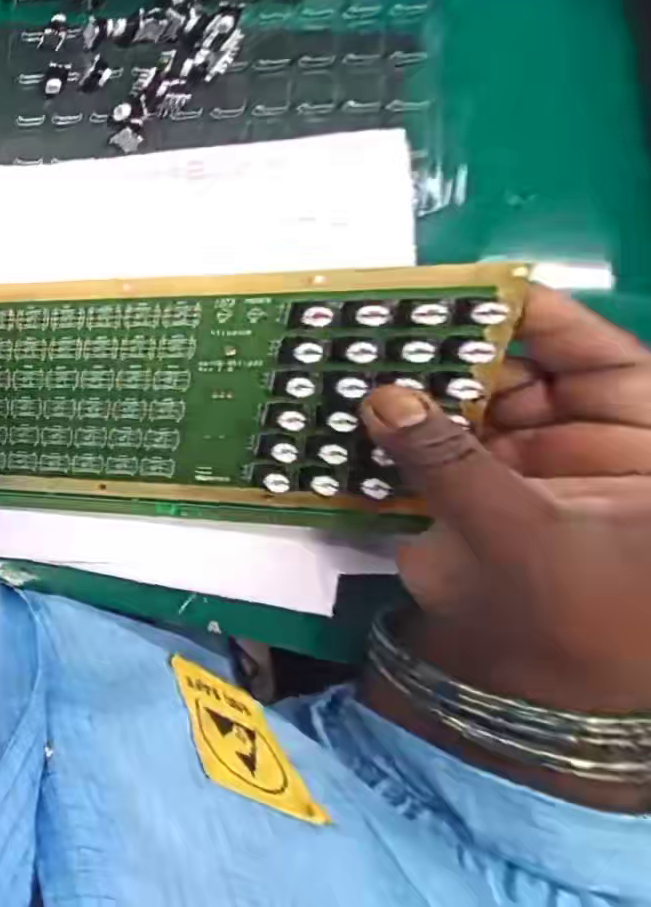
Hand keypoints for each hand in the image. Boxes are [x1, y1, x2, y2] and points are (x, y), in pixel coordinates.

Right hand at [358, 286, 650, 804]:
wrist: (516, 674)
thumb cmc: (566, 609)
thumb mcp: (518, 530)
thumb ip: (450, 460)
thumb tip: (383, 396)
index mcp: (643, 452)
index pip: (609, 367)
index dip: (547, 324)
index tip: (478, 289)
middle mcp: (585, 446)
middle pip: (518, 378)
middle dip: (452, 354)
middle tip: (383, 325)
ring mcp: (518, 464)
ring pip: (460, 406)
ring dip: (408, 389)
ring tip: (352, 360)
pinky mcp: (463, 482)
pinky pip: (422, 440)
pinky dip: (385, 426)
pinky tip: (344, 407)